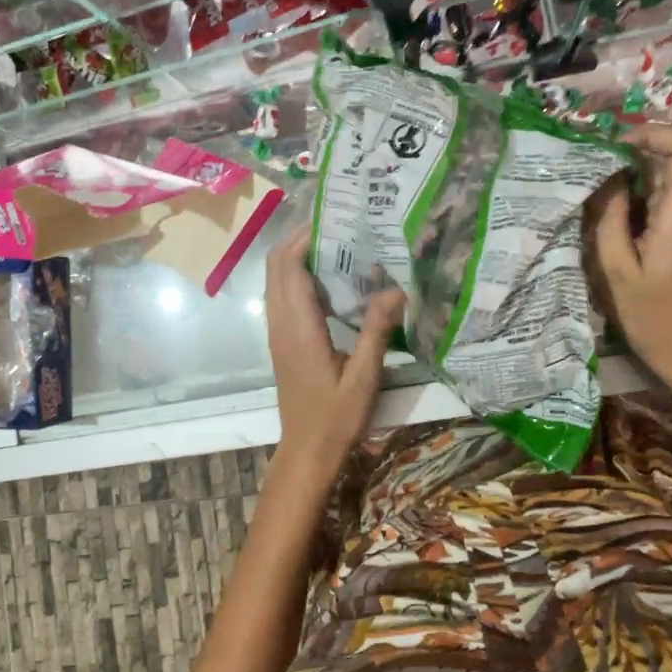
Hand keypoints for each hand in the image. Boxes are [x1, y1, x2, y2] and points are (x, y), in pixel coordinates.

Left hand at [263, 230, 405, 459]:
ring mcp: (277, 333)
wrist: (306, 450)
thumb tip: (395, 289)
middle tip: (339, 228)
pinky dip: (298, 278)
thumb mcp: (364, 378)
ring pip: (276, 280)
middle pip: (276, 266)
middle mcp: (280, 324)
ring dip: (297, 258)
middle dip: (300, 240)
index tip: (335, 220)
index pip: (289, 267)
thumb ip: (376, 331)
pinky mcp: (281, 341)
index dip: (305, 238)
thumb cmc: (336, 417)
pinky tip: (332, 284)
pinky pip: (282, 297)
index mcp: (298, 327)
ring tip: (339, 248)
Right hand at [588, 123, 671, 378]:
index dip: (656, 133)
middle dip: (635, 155)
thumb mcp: (615, 266)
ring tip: (601, 196)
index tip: (617, 143)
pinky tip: (620, 216)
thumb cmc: (649, 312)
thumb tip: (609, 177)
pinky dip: (646, 194)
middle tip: (595, 170)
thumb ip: (610, 215)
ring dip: (638, 177)